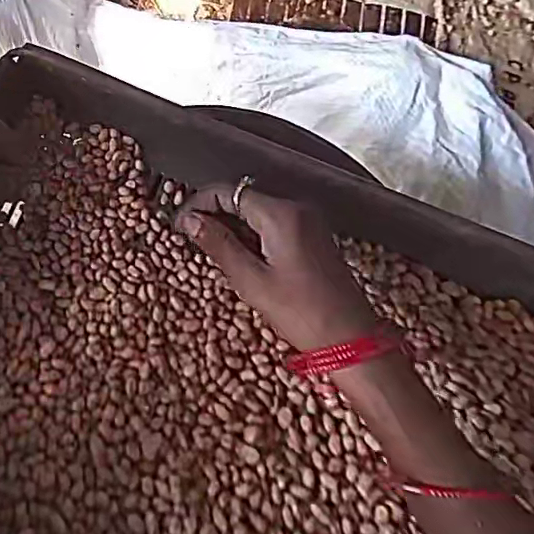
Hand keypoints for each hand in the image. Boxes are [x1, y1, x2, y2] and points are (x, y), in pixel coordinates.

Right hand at [175, 182, 378, 350]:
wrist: (353, 341)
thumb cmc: (302, 314)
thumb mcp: (251, 281)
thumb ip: (218, 244)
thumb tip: (189, 220)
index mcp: (281, 215)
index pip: (228, 191)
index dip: (198, 203)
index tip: (179, 223)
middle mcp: (297, 208)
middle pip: (242, 196)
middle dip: (212, 212)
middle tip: (189, 236)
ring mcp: (308, 220)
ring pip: (256, 208)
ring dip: (230, 222)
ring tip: (209, 247)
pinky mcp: (312, 234)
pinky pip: (271, 221)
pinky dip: (249, 231)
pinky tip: (238, 254)